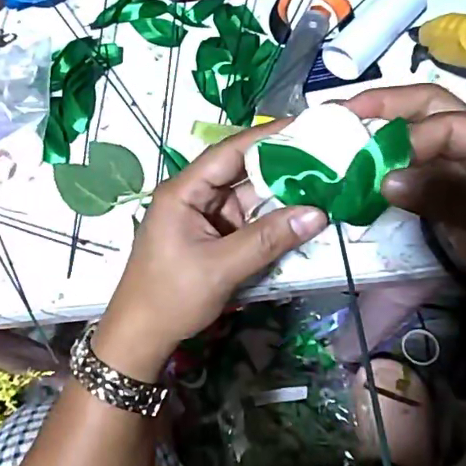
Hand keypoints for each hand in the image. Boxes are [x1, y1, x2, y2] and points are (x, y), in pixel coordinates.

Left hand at [94, 122, 328, 378]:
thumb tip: (317, 214)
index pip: (230, 152)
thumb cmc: (170, 298)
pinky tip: (304, 214)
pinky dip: (276, 218)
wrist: (140, 340)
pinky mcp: (217, 237)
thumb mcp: (221, 268)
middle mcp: (197, 196)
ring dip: (284, 193)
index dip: (267, 136)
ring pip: (252, 196)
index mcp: (184, 191)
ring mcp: (208, 217)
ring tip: (324, 181)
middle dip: (283, 164)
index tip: (305, 125)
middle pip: (244, 171)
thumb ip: (269, 238)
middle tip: (325, 155)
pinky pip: (252, 220)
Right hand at [344, 85, 465, 323]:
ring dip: (384, 150)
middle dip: (389, 112)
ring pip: (421, 154)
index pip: (452, 124)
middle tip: (340, 113)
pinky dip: (392, 186)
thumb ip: (454, 198)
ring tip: (340, 148)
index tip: (376, 164)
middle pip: (434, 118)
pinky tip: (363, 188)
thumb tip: (387, 181)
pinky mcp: (460, 211)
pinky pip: (421, 190)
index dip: (412, 138)